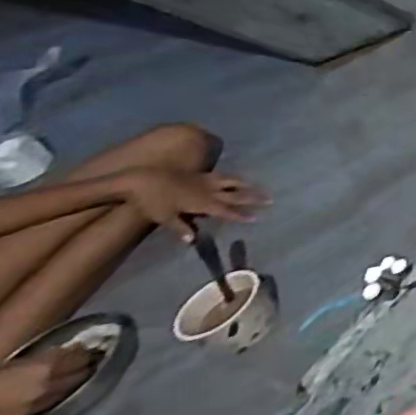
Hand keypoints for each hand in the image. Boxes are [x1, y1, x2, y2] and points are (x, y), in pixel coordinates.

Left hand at [116, 167, 266, 240]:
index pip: (226, 210)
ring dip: (248, 185)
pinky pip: (224, 176)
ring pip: (234, 182)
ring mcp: (208, 181)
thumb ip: (180, 228)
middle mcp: (210, 191)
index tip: (256, 218)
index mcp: (202, 203)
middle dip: (253, 198)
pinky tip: (237, 179)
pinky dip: (234, 178)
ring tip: (259, 187)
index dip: (241, 215)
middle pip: (236, 195)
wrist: (145, 179)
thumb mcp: (164, 218)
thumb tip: (194, 240)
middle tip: (270, 199)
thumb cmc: (152, 202)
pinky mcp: (203, 174)